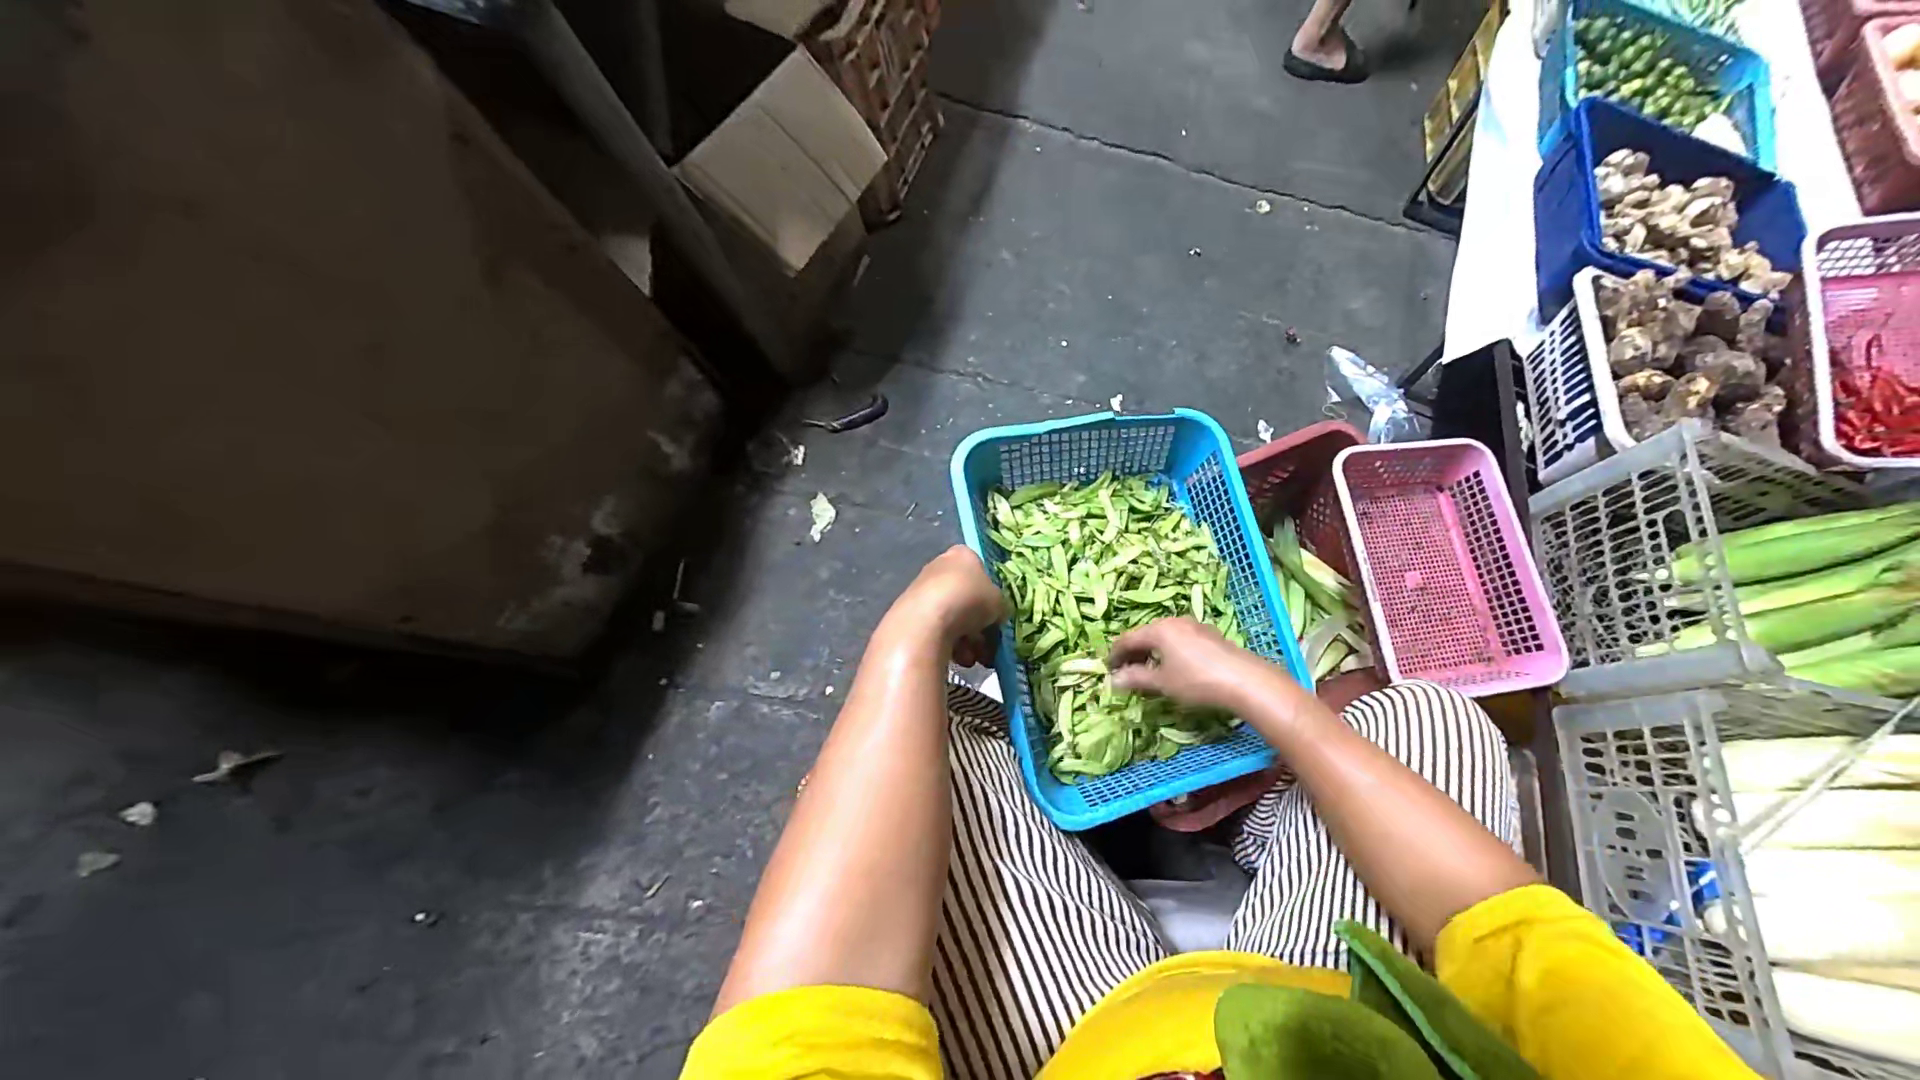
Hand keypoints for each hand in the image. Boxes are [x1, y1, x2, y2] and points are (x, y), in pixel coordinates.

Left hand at [886, 546, 1008, 649]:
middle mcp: (939, 567)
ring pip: (953, 619)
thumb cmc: (969, 601)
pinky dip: (948, 645)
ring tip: (973, 657)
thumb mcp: (1001, 603)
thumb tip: (995, 616)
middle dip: (979, 626)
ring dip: (967, 641)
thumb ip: (1000, 607)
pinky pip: (936, 631)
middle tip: (988, 645)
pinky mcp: (909, 614)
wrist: (925, 623)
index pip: (981, 570)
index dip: (991, 594)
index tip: (996, 614)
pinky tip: (956, 658)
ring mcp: (921, 591)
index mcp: (962, 555)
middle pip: (967, 599)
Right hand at [1107, 617, 1275, 712]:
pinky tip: (1173, 668)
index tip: (1108, 669)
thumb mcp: (1162, 682)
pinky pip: (1180, 640)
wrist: (1246, 681)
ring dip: (1152, 653)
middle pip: (1146, 635)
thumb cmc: (1197, 681)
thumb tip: (1113, 680)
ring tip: (1148, 671)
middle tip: (1125, 671)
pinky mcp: (1211, 636)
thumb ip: (1136, 678)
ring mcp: (1195, 626)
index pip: (1128, 638)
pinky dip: (1169, 652)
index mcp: (1158, 629)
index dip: (1115, 654)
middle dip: (1134, 653)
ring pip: (1164, 637)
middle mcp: (1175, 621)